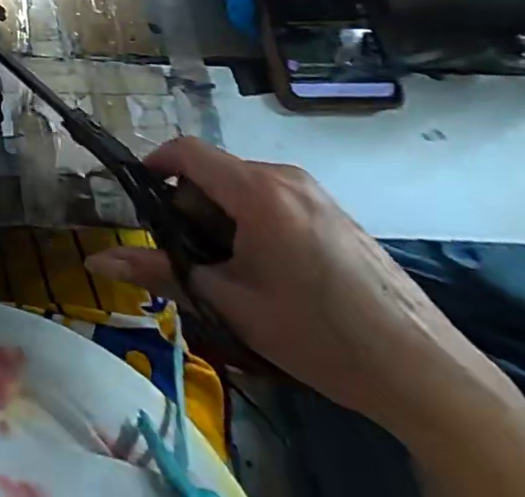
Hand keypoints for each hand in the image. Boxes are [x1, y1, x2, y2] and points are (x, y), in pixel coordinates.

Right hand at [84, 137, 519, 440]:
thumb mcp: (230, 304)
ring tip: (234, 274)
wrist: (428, 374)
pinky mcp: (332, 211)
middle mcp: (285, 177)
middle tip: (194, 261)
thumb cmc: (319, 334)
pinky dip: (250, 224)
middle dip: (190, 209)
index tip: (137, 202)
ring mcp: (314, 193)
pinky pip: (270, 200)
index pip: (186, 150)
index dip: (152, 166)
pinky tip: (270, 273)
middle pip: (212, 172)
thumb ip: (159, 272)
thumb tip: (96, 262)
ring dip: (220, 220)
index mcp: (258, 191)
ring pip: (240, 188)